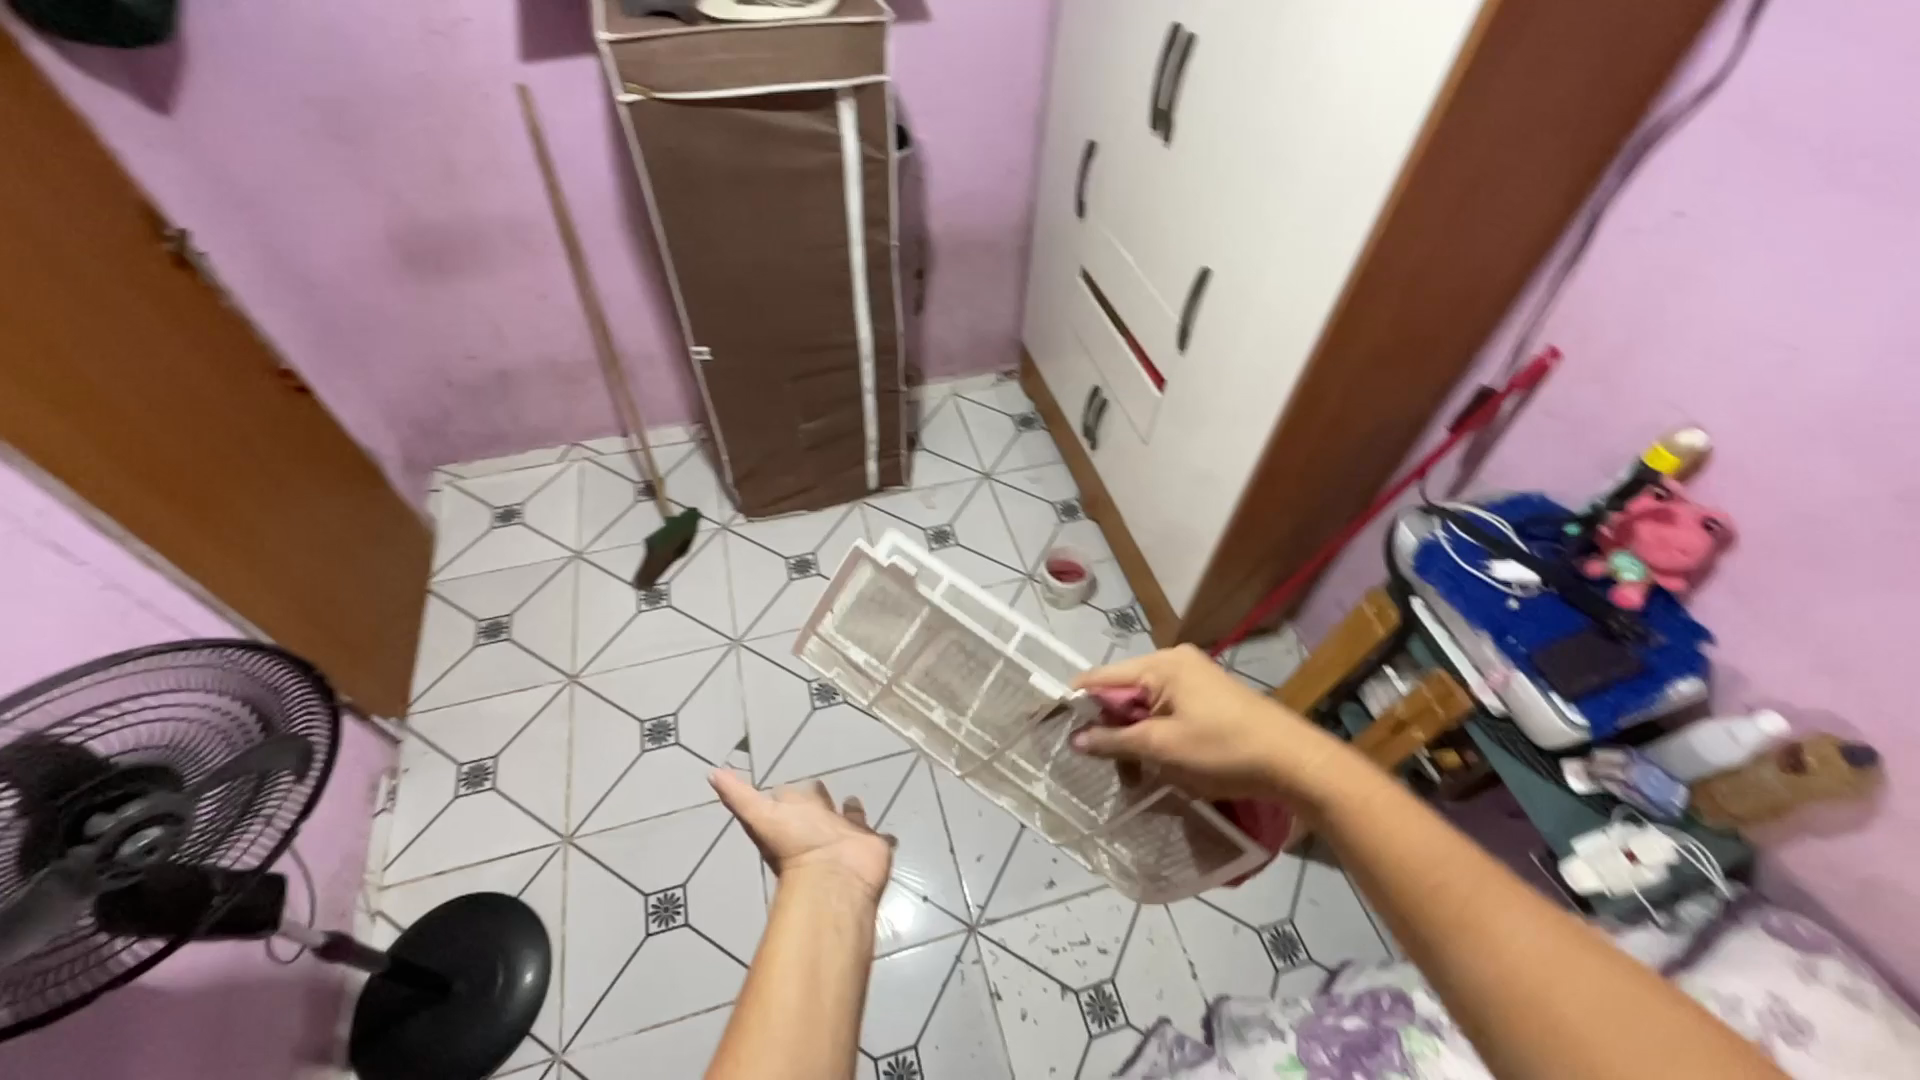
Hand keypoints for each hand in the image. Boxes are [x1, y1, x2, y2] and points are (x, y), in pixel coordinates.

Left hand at [710, 771, 894, 901]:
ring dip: (852, 811)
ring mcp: (847, 835)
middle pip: (820, 807)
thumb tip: (711, 773)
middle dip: (820, 798)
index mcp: (795, 818)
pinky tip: (887, 834)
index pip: (791, 798)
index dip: (790, 792)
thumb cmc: (795, 846)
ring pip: (850, 818)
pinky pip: (878, 836)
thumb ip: (738, 796)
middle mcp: (820, 825)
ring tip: (854, 802)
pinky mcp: (872, 844)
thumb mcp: (760, 817)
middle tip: (822, 788)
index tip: (790, 784)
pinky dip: (881, 836)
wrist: (834, 877)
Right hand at [1069, 645, 1357, 804]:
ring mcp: (1194, 677)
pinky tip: (1159, 762)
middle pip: (1123, 691)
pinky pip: (1166, 710)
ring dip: (1135, 736)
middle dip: (1111, 727)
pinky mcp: (1208, 696)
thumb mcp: (1161, 749)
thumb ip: (1114, 741)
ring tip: (1135, 773)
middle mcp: (1175, 661)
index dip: (1076, 703)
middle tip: (1106, 766)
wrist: (1294, 762)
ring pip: (1145, 705)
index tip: (1055, 728)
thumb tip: (1076, 739)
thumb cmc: (1223, 750)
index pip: (1100, 678)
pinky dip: (1156, 734)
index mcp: (1161, 664)